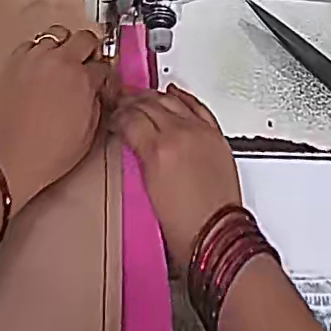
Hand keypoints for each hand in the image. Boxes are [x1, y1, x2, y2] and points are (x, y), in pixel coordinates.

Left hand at [0, 26, 111, 214]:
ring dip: (64, 46)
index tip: (100, 81)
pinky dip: (38, 51)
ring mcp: (36, 58)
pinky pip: (32, 44)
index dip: (104, 75)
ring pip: (58, 33)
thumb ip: (96, 104)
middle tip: (87, 64)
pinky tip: (39, 67)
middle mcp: (61, 61)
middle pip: (86, 38)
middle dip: (90, 50)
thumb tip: (97, 92)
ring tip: (61, 63)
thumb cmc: (44, 153)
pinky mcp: (14, 61)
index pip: (104, 65)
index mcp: (83, 79)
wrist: (4, 159)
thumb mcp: (87, 135)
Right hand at [108, 85, 241, 272]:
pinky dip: (183, 97)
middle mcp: (179, 134)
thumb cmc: (184, 226)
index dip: (117, 116)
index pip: (130, 118)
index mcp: (158, 150)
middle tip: (122, 103)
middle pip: (149, 104)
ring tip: (142, 97)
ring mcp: (200, 132)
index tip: (113, 119)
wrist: (217, 237)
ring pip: (171, 100)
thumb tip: (133, 141)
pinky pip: (197, 106)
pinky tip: (175, 93)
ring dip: (153, 96)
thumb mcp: (146, 191)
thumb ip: (139, 158)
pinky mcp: (215, 136)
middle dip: (131, 102)